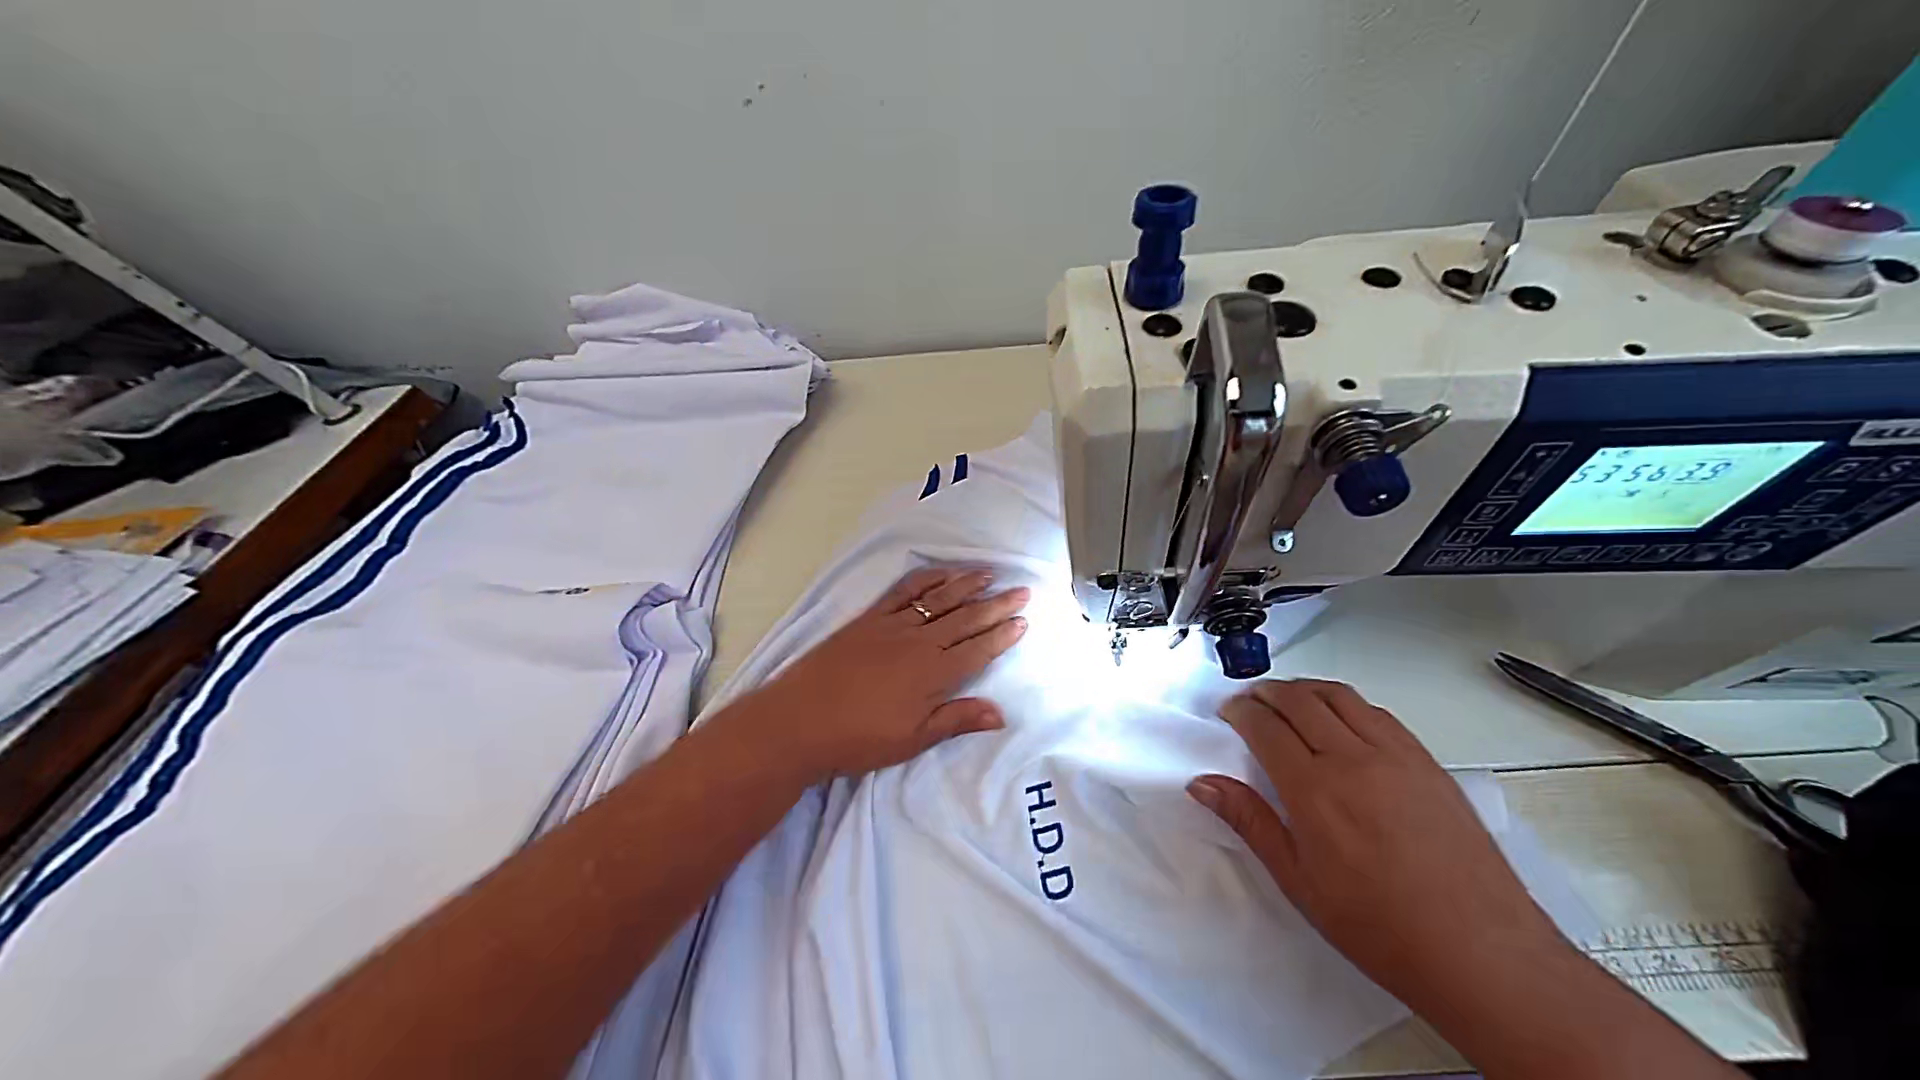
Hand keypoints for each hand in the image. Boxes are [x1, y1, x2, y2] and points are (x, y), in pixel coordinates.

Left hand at [723, 567, 1028, 782]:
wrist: (798, 721)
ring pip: (938, 599)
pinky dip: (926, 579)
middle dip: (996, 605)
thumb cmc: (858, 739)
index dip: (1002, 635)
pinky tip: (940, 573)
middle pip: (965, 618)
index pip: (977, 649)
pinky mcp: (869, 619)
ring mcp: (892, 626)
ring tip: (989, 573)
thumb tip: (1000, 713)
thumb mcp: (912, 740)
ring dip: (966, 584)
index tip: (1023, 620)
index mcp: (933, 674)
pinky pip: (904, 591)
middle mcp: (918, 642)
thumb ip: (956, 720)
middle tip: (1022, 590)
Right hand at [1187, 680, 1564, 1011]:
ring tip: (1288, 699)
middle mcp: (1355, 760)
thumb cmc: (1382, 926)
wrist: (1481, 953)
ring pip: (1340, 696)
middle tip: (1249, 700)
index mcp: (1315, 790)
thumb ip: (1250, 821)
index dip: (1240, 711)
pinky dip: (1347, 703)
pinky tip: (1341, 719)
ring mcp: (1398, 757)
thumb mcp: (1299, 881)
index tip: (1228, 712)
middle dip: (1266, 692)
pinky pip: (1379, 713)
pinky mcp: (1429, 764)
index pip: (1265, 726)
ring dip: (1305, 689)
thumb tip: (1204, 784)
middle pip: (1299, 700)